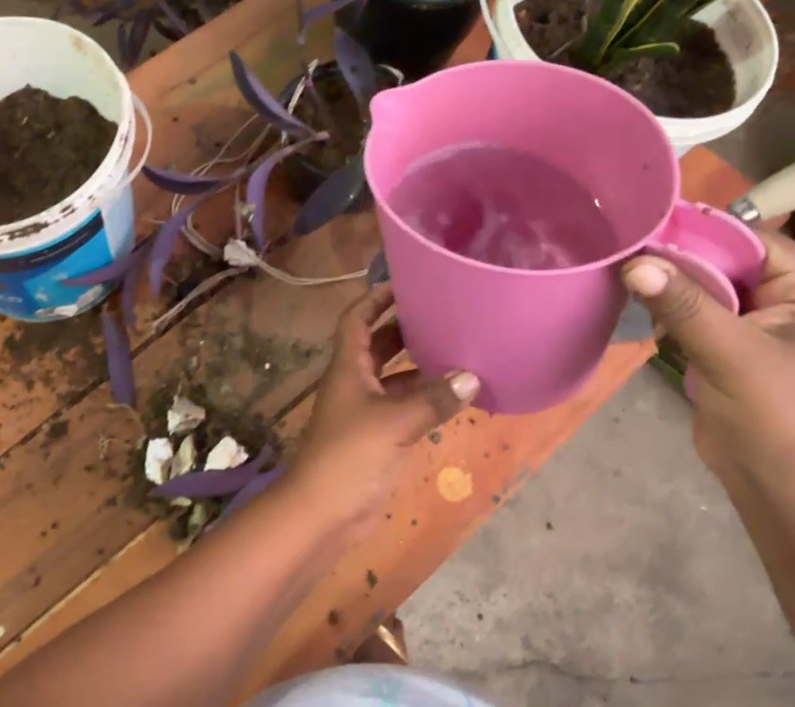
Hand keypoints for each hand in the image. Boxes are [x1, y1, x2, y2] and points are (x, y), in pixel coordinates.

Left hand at [285, 284, 480, 536]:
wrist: (323, 511)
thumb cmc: (350, 455)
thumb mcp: (394, 422)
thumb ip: (432, 399)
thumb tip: (471, 376)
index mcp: (347, 367)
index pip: (355, 319)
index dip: (375, 299)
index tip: (404, 284)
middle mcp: (353, 382)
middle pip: (377, 345)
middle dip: (403, 329)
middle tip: (441, 315)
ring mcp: (363, 411)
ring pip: (392, 377)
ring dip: (418, 365)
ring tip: (456, 350)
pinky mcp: (376, 437)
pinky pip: (402, 407)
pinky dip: (423, 399)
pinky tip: (452, 397)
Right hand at [621, 230, 794, 515]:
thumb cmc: (785, 425)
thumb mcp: (735, 357)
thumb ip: (685, 305)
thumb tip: (633, 262)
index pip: (751, 239)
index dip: (699, 229)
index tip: (642, 221)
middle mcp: (788, 302)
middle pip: (724, 261)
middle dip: (675, 256)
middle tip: (620, 243)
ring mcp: (757, 330)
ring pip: (704, 288)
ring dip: (666, 283)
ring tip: (617, 268)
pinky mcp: (730, 354)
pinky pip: (695, 317)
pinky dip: (666, 309)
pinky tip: (631, 303)